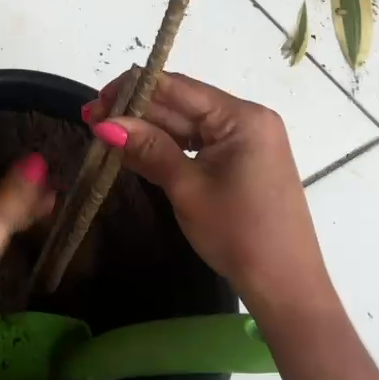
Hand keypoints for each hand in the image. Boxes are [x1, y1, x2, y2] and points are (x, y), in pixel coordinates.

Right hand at [81, 70, 333, 318]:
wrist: (288, 291)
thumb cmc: (240, 235)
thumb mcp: (187, 188)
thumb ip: (147, 148)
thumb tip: (103, 123)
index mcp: (242, 117)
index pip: (178, 88)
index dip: (133, 90)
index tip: (96, 101)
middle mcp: (247, 120)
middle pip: (181, 104)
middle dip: (136, 112)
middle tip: (91, 119)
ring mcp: (246, 142)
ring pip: (186, 125)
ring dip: (147, 130)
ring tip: (104, 133)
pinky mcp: (241, 163)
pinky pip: (197, 144)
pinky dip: (167, 147)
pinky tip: (134, 149)